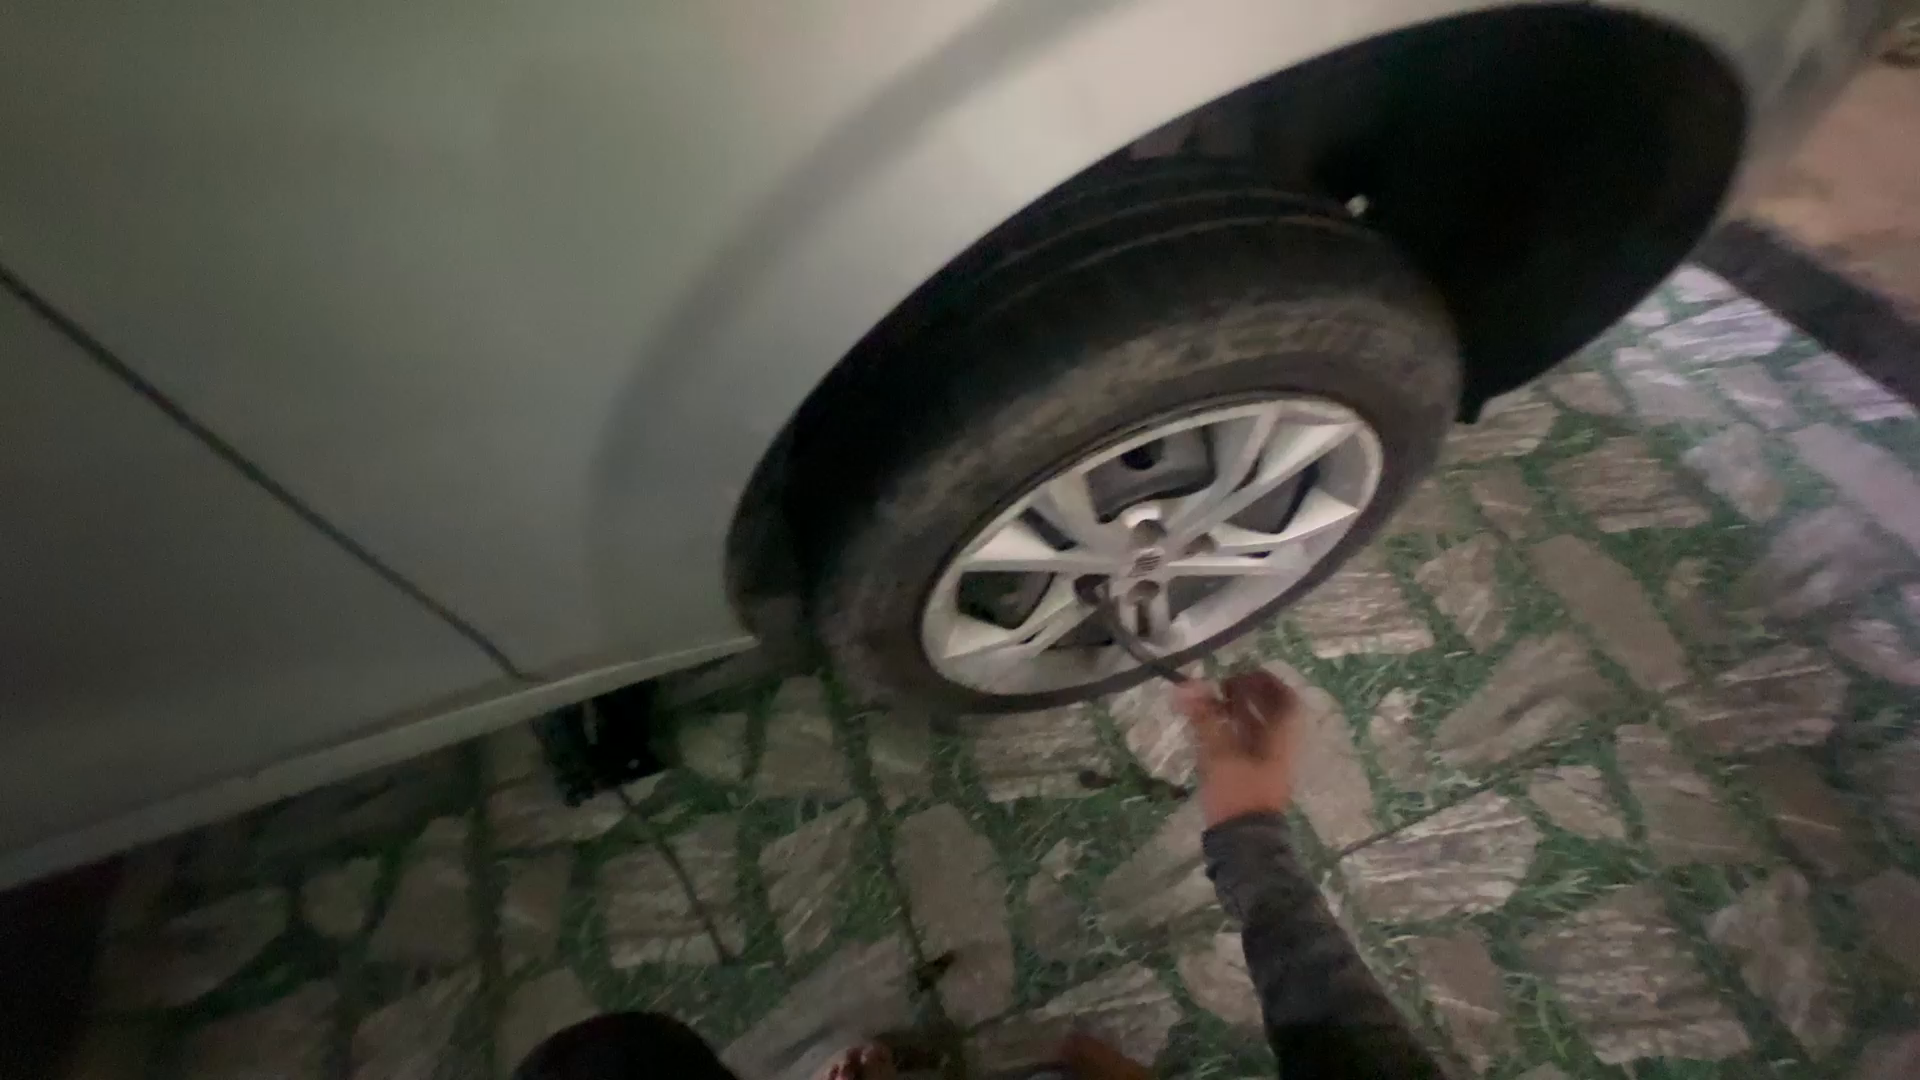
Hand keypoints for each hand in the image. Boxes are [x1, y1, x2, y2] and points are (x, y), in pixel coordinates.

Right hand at [1174, 671, 1299, 827]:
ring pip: (1256, 729)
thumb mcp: (1219, 752)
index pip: (1286, 701)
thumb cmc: (1239, 793)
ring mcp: (1265, 764)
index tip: (1244, 672)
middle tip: (1222, 685)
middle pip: (1269, 713)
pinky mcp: (1250, 776)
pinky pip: (1243, 744)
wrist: (1243, 843)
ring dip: (1236, 712)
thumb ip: (1204, 718)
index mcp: (1281, 739)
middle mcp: (1278, 748)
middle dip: (1247, 696)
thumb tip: (1185, 686)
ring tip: (1211, 702)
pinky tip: (1209, 727)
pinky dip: (1229, 730)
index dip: (1268, 683)